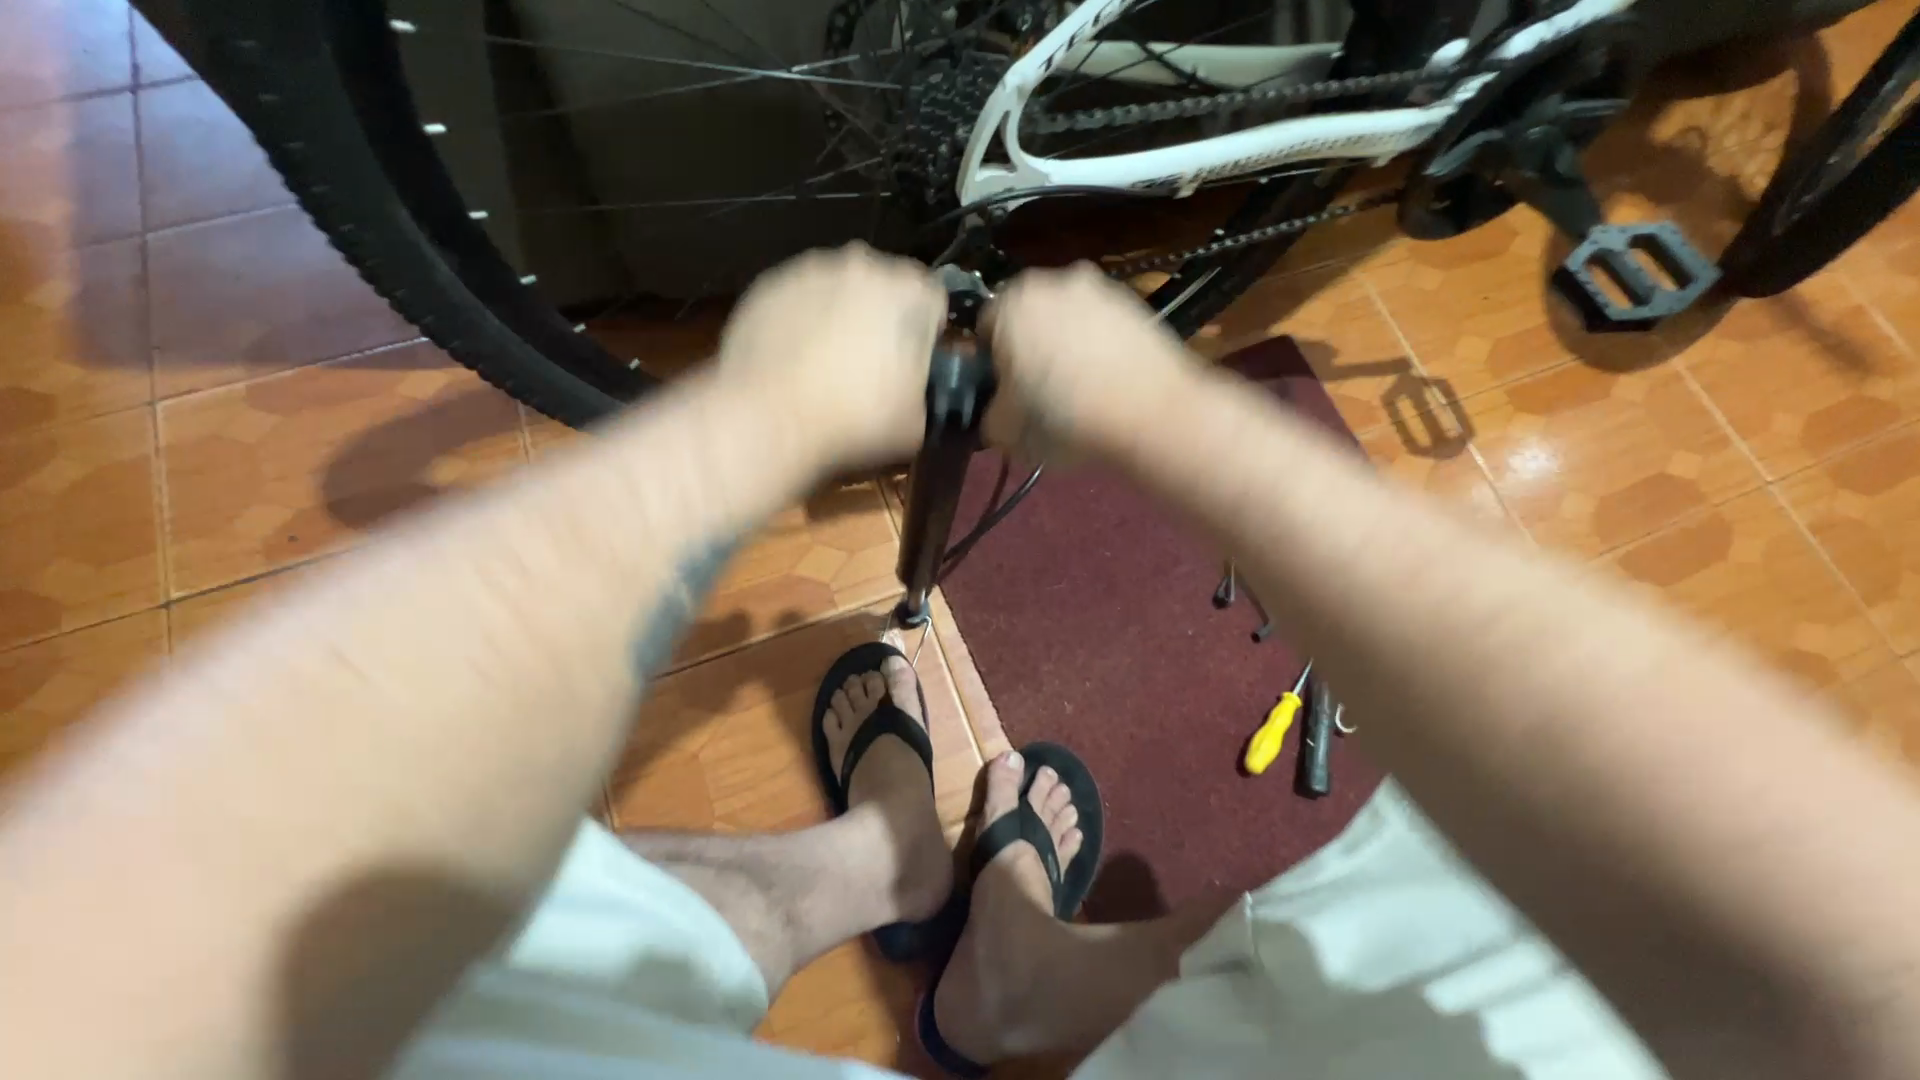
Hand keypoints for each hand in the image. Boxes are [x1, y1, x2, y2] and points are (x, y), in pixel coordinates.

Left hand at [718, 244, 946, 466]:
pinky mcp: (766, 286)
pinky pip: (796, 300)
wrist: (767, 419)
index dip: (928, 330)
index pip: (933, 298)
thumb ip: (923, 388)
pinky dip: (799, 321)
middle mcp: (860, 265)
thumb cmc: (853, 419)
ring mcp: (808, 271)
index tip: (914, 360)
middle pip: (883, 285)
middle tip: (872, 364)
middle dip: (882, 317)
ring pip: (836, 289)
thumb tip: (913, 385)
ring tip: (826, 364)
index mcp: (907, 291)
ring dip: (839, 315)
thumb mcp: (915, 421)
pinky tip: (793, 360)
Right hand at [982, 264, 1198, 460]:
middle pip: (1028, 316)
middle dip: (1029, 346)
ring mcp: (1097, 287)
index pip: (984, 328)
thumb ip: (990, 414)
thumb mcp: (1006, 430)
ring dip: (1066, 343)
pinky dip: (1099, 344)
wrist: (1151, 412)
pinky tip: (1108, 379)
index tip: (1004, 390)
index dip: (991, 362)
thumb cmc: (1066, 416)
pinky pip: (1101, 323)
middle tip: (1039, 389)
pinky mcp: (1133, 301)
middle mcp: (1051, 281)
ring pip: (1066, 317)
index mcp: (1009, 304)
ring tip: (1079, 387)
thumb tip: (996, 411)